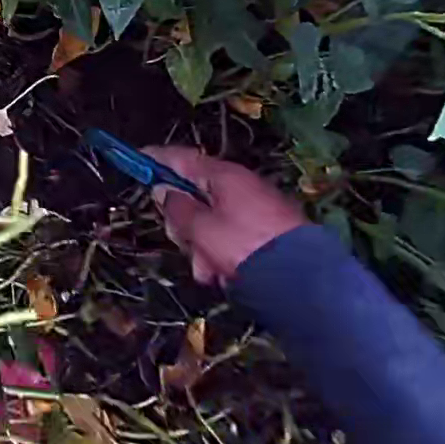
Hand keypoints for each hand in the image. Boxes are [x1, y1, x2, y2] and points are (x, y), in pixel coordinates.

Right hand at [142, 147, 306, 284]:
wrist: (308, 286)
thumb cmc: (246, 247)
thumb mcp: (202, 229)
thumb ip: (177, 207)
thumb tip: (164, 190)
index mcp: (222, 175)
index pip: (180, 157)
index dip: (155, 158)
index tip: (136, 159)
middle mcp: (239, 186)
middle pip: (193, 193)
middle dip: (181, 221)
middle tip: (180, 241)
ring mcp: (255, 208)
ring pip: (209, 219)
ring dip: (200, 244)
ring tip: (207, 271)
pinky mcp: (267, 232)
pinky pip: (230, 235)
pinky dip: (220, 252)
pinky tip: (222, 275)